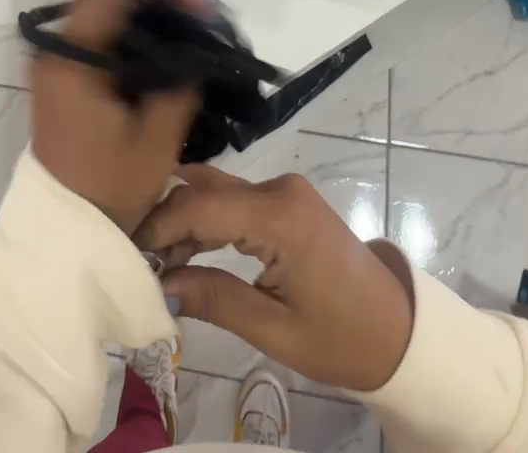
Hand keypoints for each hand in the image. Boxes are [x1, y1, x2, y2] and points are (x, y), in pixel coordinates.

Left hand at [29, 0, 207, 234]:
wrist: (67, 232)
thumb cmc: (110, 188)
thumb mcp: (157, 137)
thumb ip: (180, 82)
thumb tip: (197, 46)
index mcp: (71, 57)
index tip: (201, 8)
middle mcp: (55, 50)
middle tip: (200, 19)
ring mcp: (57, 63)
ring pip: (105, 12)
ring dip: (147, 15)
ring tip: (191, 33)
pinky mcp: (65, 79)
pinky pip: (101, 37)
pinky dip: (134, 35)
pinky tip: (167, 54)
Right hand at [134, 164, 415, 391]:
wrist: (398, 329)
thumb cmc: (342, 338)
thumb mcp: (274, 329)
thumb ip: (213, 298)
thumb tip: (159, 285)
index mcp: (280, 217)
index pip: (198, 205)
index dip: (157, 227)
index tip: (129, 256)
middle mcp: (279, 189)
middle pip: (203, 189)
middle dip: (164, 220)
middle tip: (137, 258)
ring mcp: (284, 190)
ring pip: (215, 190)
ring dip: (183, 219)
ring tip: (157, 260)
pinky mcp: (286, 199)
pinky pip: (233, 199)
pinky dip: (206, 220)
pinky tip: (186, 251)